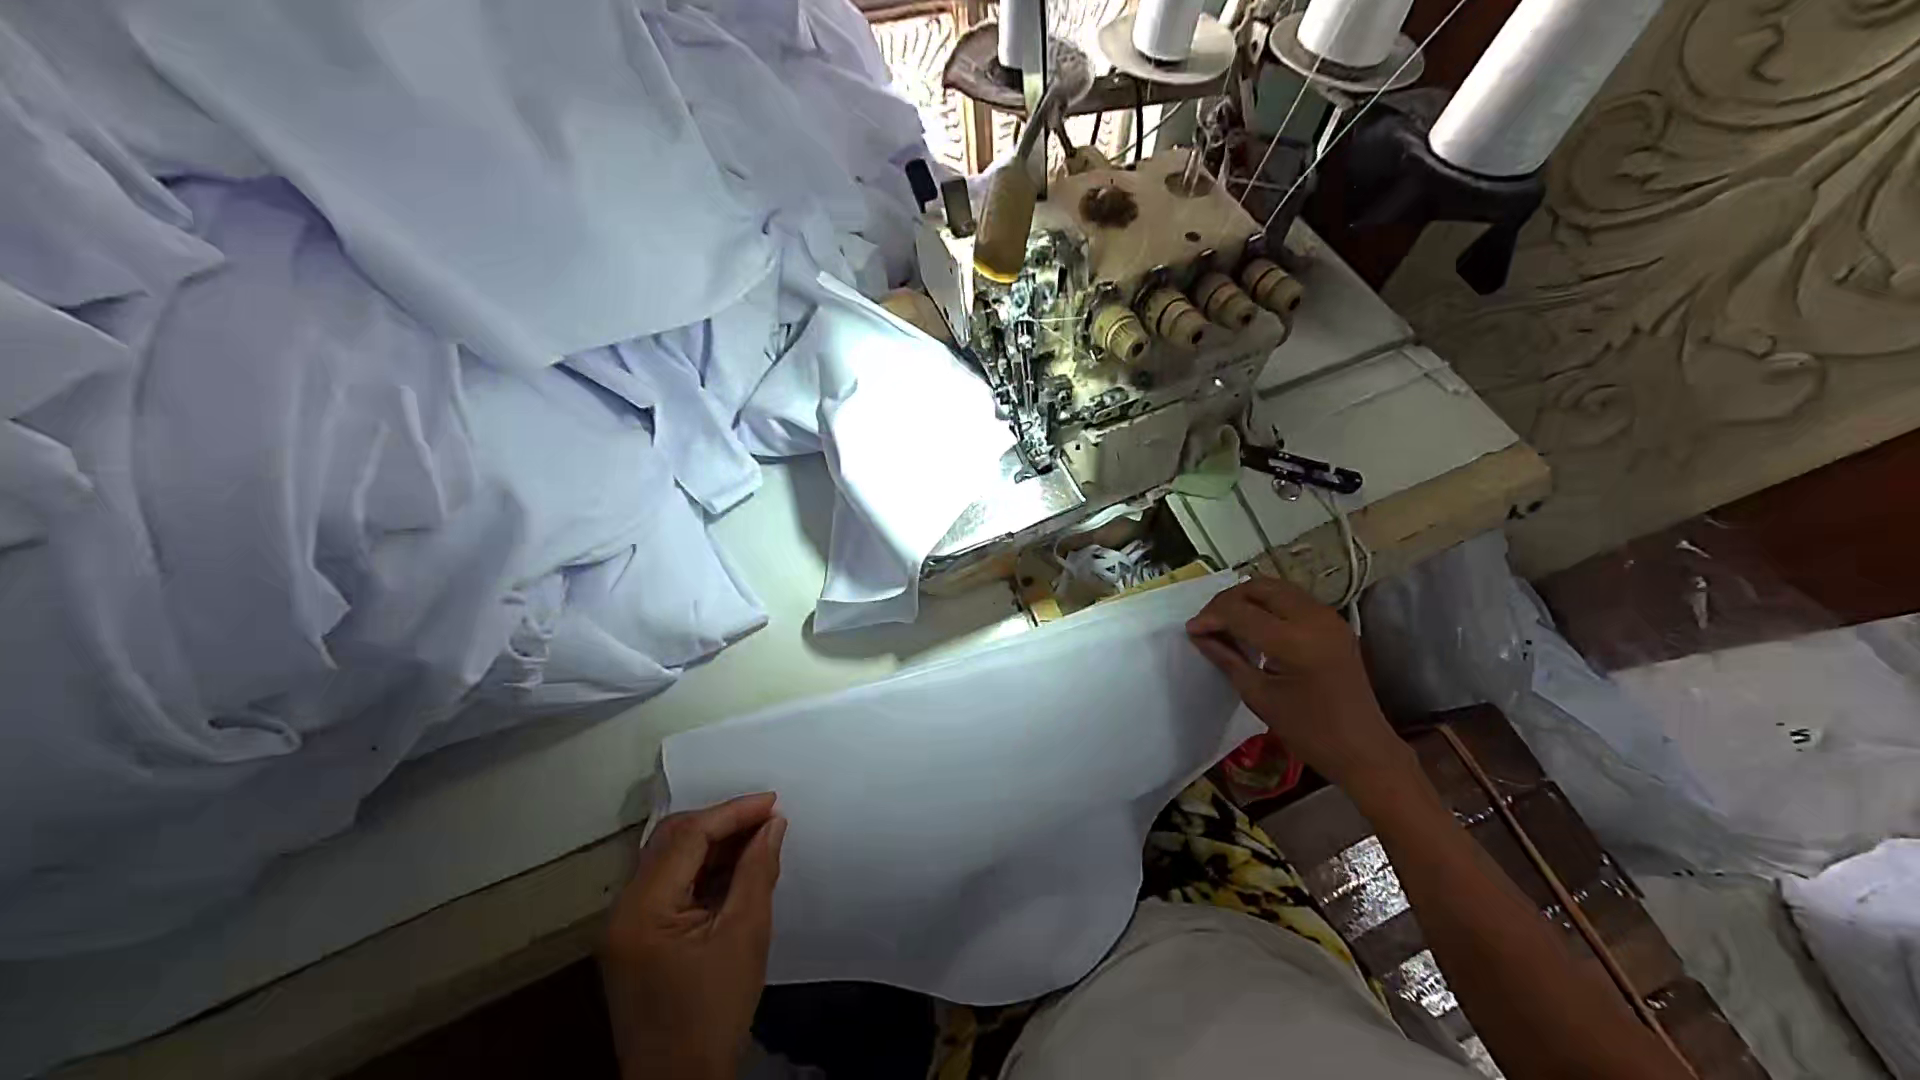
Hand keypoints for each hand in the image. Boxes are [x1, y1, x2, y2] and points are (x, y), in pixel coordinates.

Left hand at [601, 793, 786, 1079]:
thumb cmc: (713, 1013)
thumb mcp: (745, 935)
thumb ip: (757, 871)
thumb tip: (773, 824)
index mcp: (641, 910)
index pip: (687, 838)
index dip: (733, 814)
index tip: (773, 801)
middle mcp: (623, 909)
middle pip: (672, 842)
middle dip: (722, 823)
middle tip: (767, 816)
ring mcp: (626, 924)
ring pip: (670, 860)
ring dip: (713, 845)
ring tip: (758, 836)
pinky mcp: (637, 937)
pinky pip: (670, 884)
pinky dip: (703, 870)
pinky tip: (736, 867)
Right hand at [1186, 577, 1414, 793]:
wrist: (1363, 750)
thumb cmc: (1308, 731)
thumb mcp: (1258, 695)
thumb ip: (1226, 658)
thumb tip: (1198, 635)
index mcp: (1295, 641)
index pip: (1240, 612)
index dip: (1210, 617)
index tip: (1191, 630)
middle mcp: (1314, 618)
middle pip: (1258, 588)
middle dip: (1227, 601)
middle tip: (1208, 623)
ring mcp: (1328, 617)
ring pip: (1276, 587)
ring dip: (1247, 599)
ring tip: (1227, 622)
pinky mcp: (1334, 623)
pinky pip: (1293, 598)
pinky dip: (1267, 604)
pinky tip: (1254, 625)